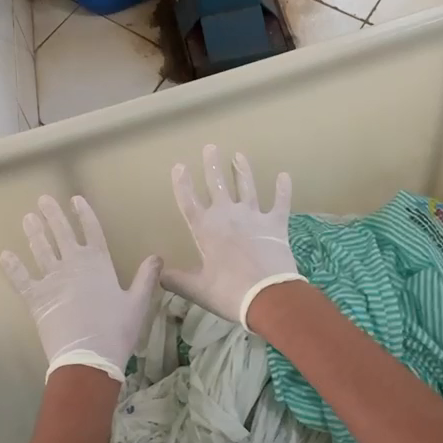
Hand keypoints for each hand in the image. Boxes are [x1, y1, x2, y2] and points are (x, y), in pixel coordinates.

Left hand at [1, 194, 162, 382]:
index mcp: (99, 263)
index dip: (84, 213)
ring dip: (34, 233)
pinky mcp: (36, 298)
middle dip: (53, 215)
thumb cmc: (116, 331)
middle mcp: (73, 264)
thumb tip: (157, 255)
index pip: (92, 230)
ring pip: (41, 250)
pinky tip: (4, 255)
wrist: (88, 358)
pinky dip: (13, 267)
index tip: (75, 199)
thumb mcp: (138, 303)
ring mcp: (52, 279)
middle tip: (43, 200)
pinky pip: (21, 278)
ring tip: (28, 218)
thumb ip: (146, 277)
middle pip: (61, 233)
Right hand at [163, 144, 305, 325]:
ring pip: (246, 186)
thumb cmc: (229, 292)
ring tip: (239, 154)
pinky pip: (281, 202)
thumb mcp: (198, 290)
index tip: (179, 165)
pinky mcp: (275, 223)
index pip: (189, 200)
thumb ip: (177, 280)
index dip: (182, 183)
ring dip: (242, 169)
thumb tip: (158, 273)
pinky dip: (283, 189)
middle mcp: (227, 215)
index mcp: (206, 229)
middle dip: (212, 165)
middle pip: (217, 184)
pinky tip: (285, 175)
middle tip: (211, 147)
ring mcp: (253, 216)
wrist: (268, 296)